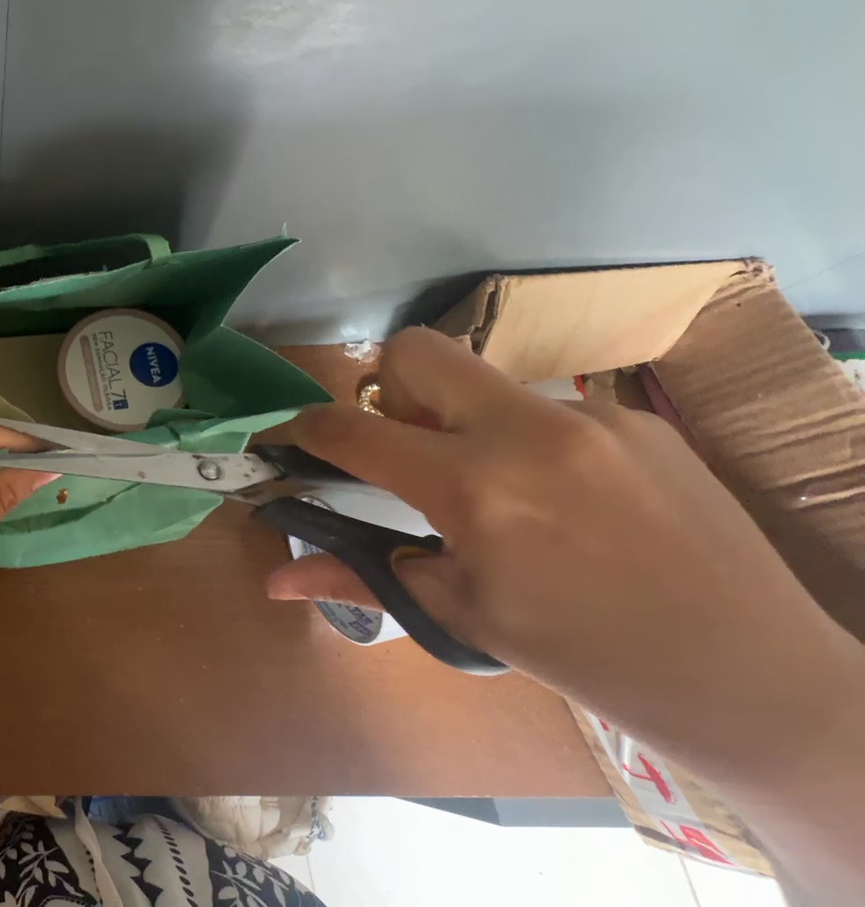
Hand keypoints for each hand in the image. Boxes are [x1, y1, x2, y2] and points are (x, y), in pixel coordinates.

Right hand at [265, 327, 864, 749]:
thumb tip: (275, 581)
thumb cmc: (581, 656)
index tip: (291, 438)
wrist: (753, 677)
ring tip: (502, 495)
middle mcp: (529, 431)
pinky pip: (548, 410)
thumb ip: (358, 576)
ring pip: (485, 385)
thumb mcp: (456, 613)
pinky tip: (568, 503)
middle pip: (416, 351)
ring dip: (464, 423)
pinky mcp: (641, 421)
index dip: (304, 428)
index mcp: (474, 487)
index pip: (352, 429)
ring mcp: (593, 417)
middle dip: (385, 388)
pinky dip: (529, 443)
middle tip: (405, 450)